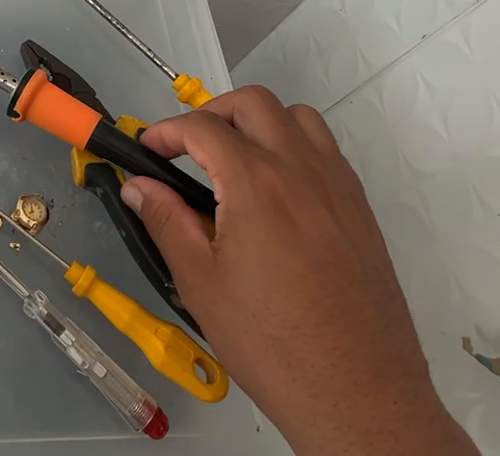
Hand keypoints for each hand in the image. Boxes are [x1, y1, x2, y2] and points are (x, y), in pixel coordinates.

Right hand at [121, 87, 474, 455]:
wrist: (360, 397)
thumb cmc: (273, 344)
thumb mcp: (200, 283)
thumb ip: (166, 221)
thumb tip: (139, 186)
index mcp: (256, 184)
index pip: (203, 128)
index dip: (166, 132)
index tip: (149, 150)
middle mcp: (301, 171)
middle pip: (254, 103)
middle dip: (212, 112)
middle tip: (188, 147)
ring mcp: (338, 188)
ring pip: (299, 118)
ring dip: (260, 122)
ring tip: (234, 158)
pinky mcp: (361, 211)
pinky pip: (327, 151)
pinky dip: (295, 147)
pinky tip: (276, 190)